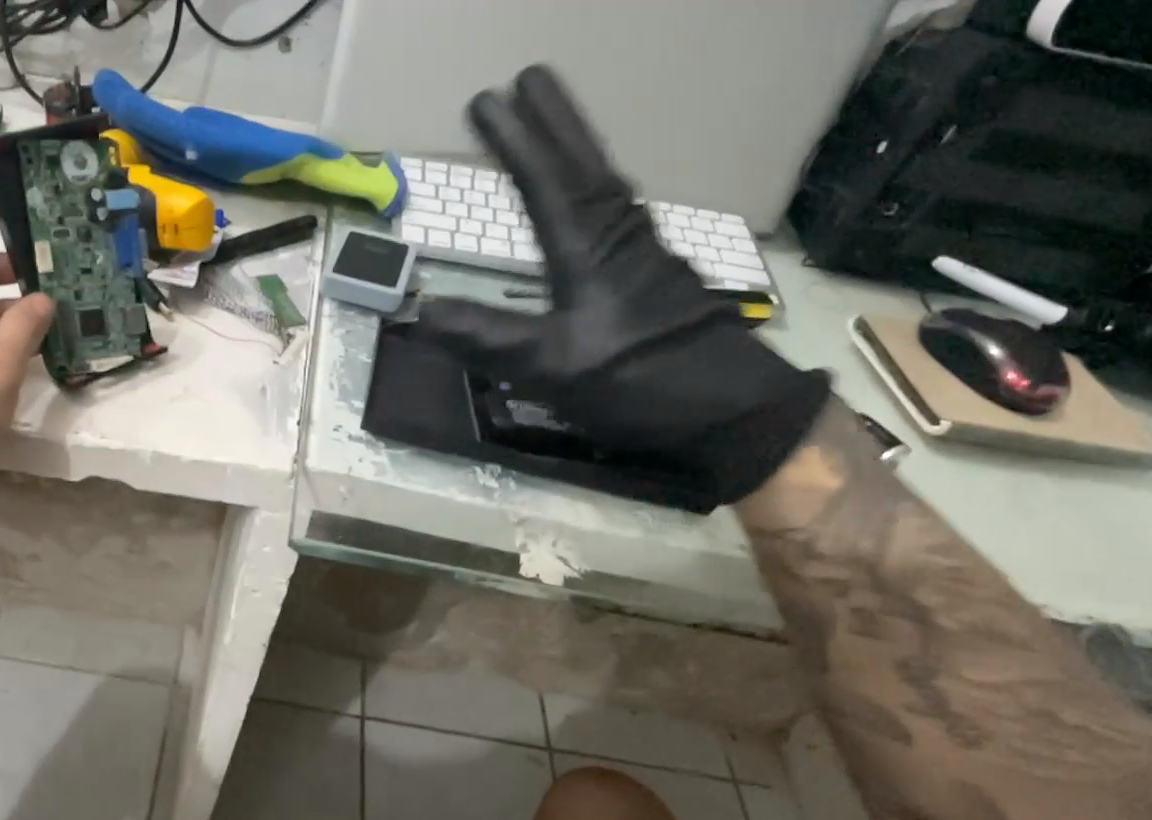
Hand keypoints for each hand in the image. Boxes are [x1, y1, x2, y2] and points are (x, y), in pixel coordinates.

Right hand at [409, 66, 830, 503]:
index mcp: (588, 249)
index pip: (544, 180)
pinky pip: (620, 208)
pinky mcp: (660, 274)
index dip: (514, 141)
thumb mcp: (552, 367)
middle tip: (531, 76)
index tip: (485, 100)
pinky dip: (598, 184)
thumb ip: (488, 338)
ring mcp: (646, 252)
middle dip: (554, 119)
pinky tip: (594, 199)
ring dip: (578, 144)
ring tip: (555, 122)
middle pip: (583, 161)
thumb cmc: (638, 382)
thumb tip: (421, 311)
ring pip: (605, 179)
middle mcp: (620, 235)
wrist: (730, 410)